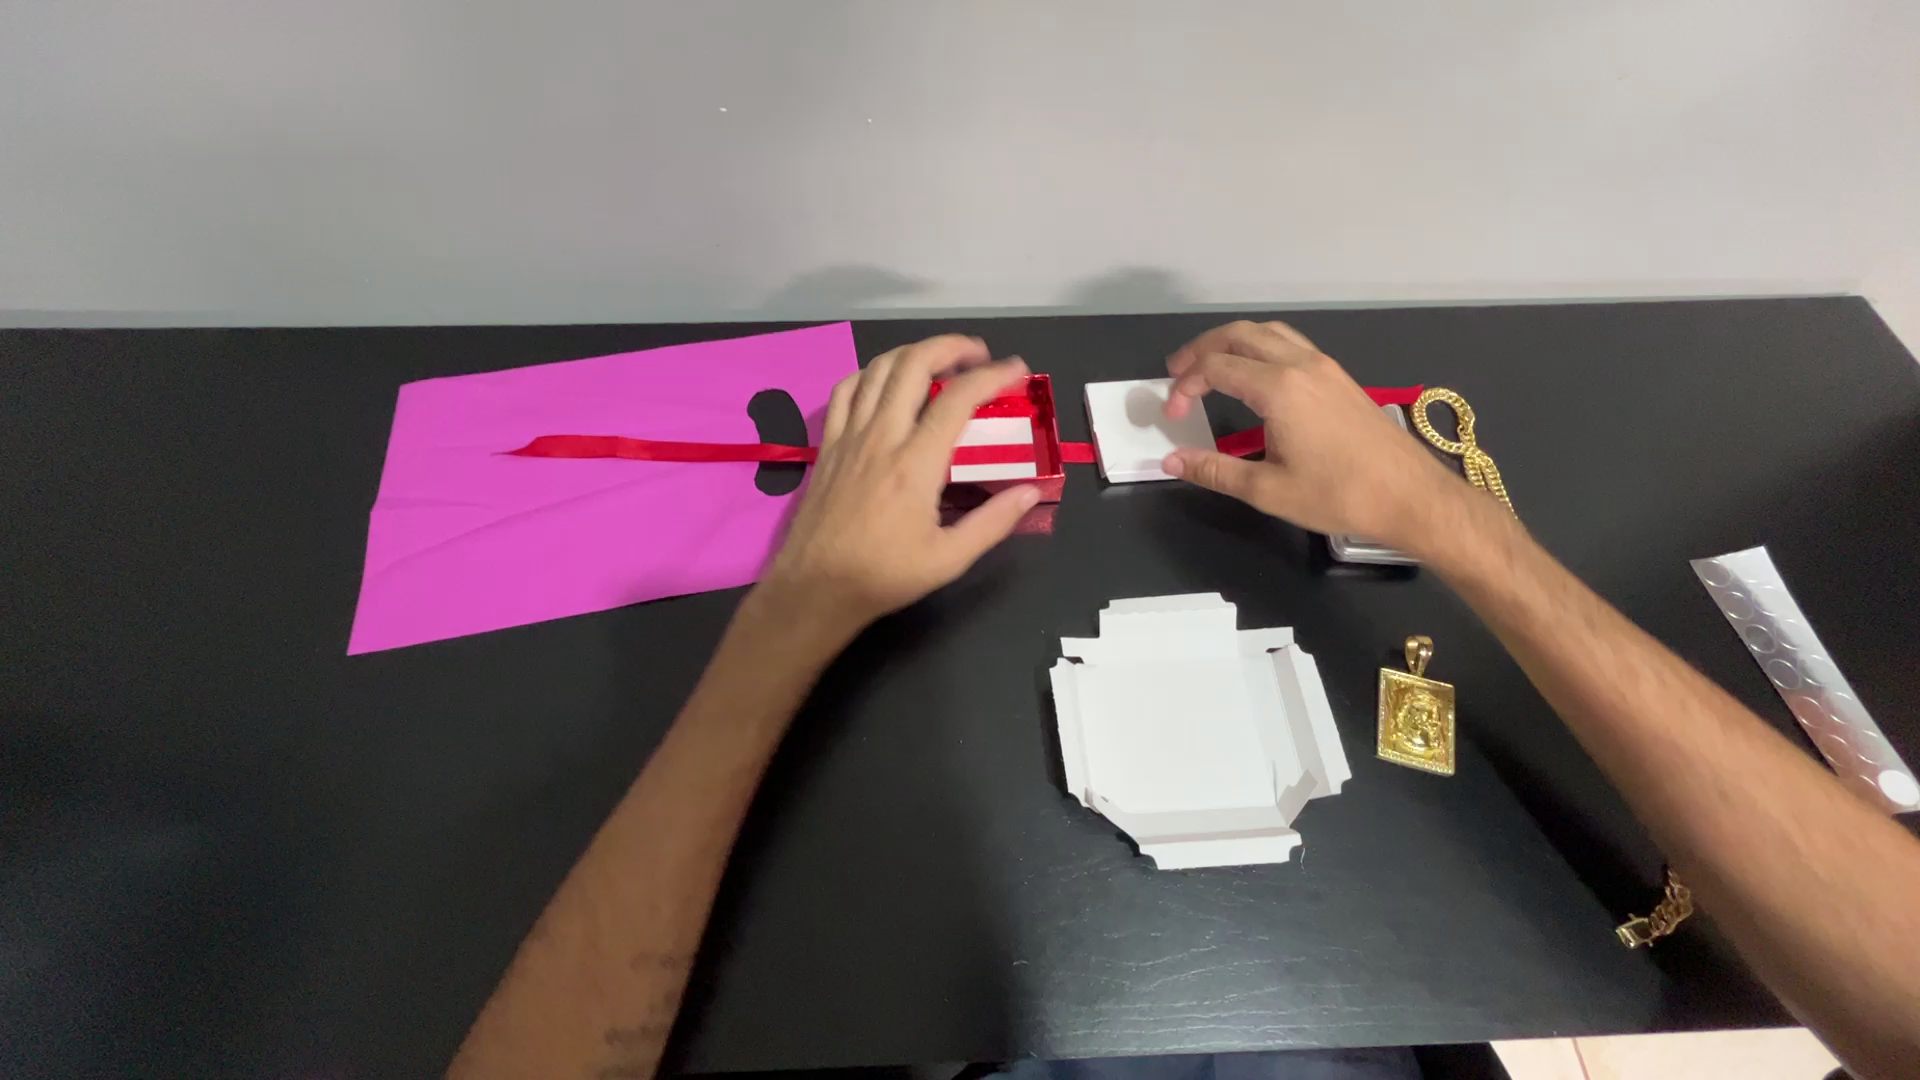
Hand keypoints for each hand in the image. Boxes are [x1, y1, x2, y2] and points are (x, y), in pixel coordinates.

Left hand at [753, 335, 1040, 635]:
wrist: (815, 589)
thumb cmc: (884, 577)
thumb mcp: (948, 559)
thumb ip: (993, 523)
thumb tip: (1029, 491)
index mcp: (915, 464)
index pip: (958, 399)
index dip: (992, 375)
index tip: (1017, 370)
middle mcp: (880, 438)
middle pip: (913, 364)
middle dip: (951, 346)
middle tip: (978, 354)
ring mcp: (848, 437)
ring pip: (878, 369)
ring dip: (913, 354)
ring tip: (939, 362)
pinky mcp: (828, 445)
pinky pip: (846, 391)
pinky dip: (872, 374)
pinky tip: (886, 383)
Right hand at [1161, 320, 1457, 548]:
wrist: (1410, 496)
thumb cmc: (1337, 495)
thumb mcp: (1265, 490)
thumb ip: (1213, 471)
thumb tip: (1171, 461)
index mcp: (1279, 389)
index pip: (1215, 368)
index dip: (1183, 387)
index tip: (1171, 416)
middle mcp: (1301, 366)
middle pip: (1239, 334)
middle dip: (1201, 350)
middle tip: (1175, 373)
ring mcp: (1324, 368)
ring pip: (1268, 333)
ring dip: (1231, 343)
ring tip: (1208, 367)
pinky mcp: (1338, 378)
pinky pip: (1290, 344)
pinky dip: (1259, 348)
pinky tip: (1252, 375)